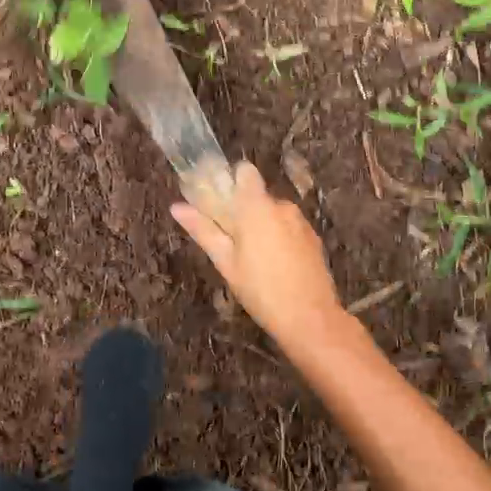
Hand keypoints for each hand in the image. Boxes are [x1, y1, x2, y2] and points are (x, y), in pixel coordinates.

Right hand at [172, 162, 342, 342]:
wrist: (311, 318)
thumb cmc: (260, 289)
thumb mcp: (225, 262)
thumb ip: (203, 230)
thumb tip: (176, 207)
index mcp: (257, 207)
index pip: (245, 172)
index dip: (232, 181)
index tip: (221, 203)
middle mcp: (282, 206)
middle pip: (258, 196)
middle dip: (244, 212)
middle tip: (231, 243)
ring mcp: (301, 222)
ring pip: (274, 213)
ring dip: (262, 227)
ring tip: (254, 259)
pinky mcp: (314, 238)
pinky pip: (289, 228)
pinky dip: (280, 238)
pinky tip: (276, 266)